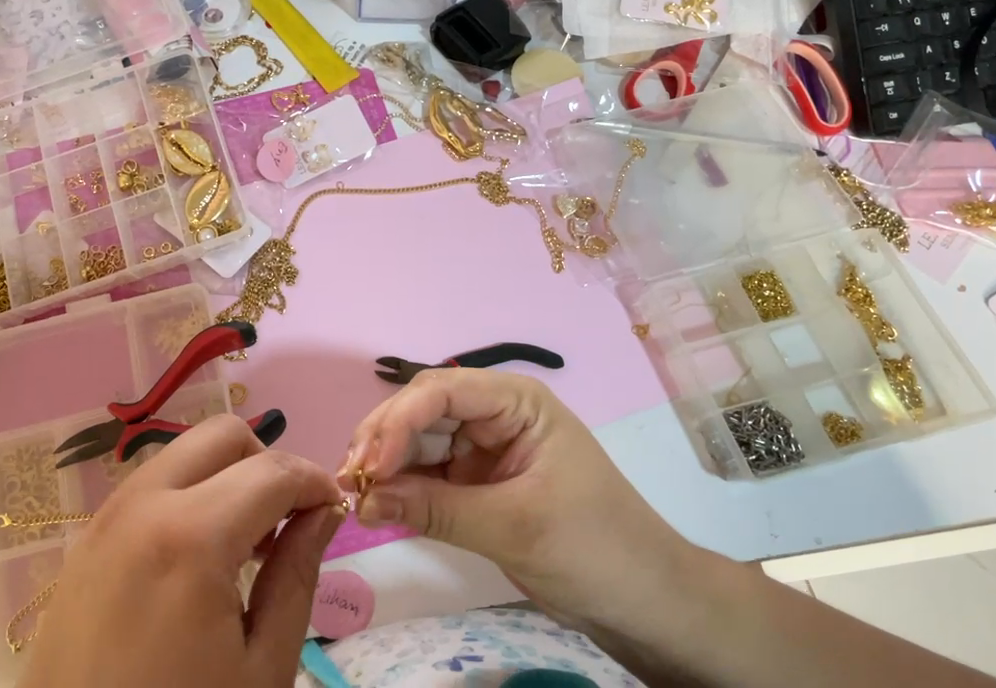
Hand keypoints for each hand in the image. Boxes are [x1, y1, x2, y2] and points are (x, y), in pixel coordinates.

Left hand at [22, 415, 344, 687]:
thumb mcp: (261, 666)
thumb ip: (297, 575)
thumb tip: (323, 512)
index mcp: (191, 535)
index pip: (273, 470)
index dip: (315, 481)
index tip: (335, 510)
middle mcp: (142, 504)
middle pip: (221, 435)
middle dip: (266, 462)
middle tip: (285, 522)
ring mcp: (106, 518)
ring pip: (182, 453)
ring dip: (225, 476)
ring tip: (244, 545)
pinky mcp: (85, 540)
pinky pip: (148, 486)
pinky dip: (186, 496)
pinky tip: (197, 558)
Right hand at [340, 369, 696, 634]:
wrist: (646, 603)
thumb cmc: (595, 549)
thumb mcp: (514, 527)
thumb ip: (435, 509)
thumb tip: (363, 500)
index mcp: (516, 403)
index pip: (443, 392)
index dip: (399, 421)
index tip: (368, 464)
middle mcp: (495, 415)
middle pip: (423, 411)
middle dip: (384, 440)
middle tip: (348, 479)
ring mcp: (485, 448)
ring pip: (419, 440)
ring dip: (386, 463)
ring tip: (354, 491)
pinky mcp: (477, 481)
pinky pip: (428, 473)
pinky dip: (401, 487)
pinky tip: (377, 502)